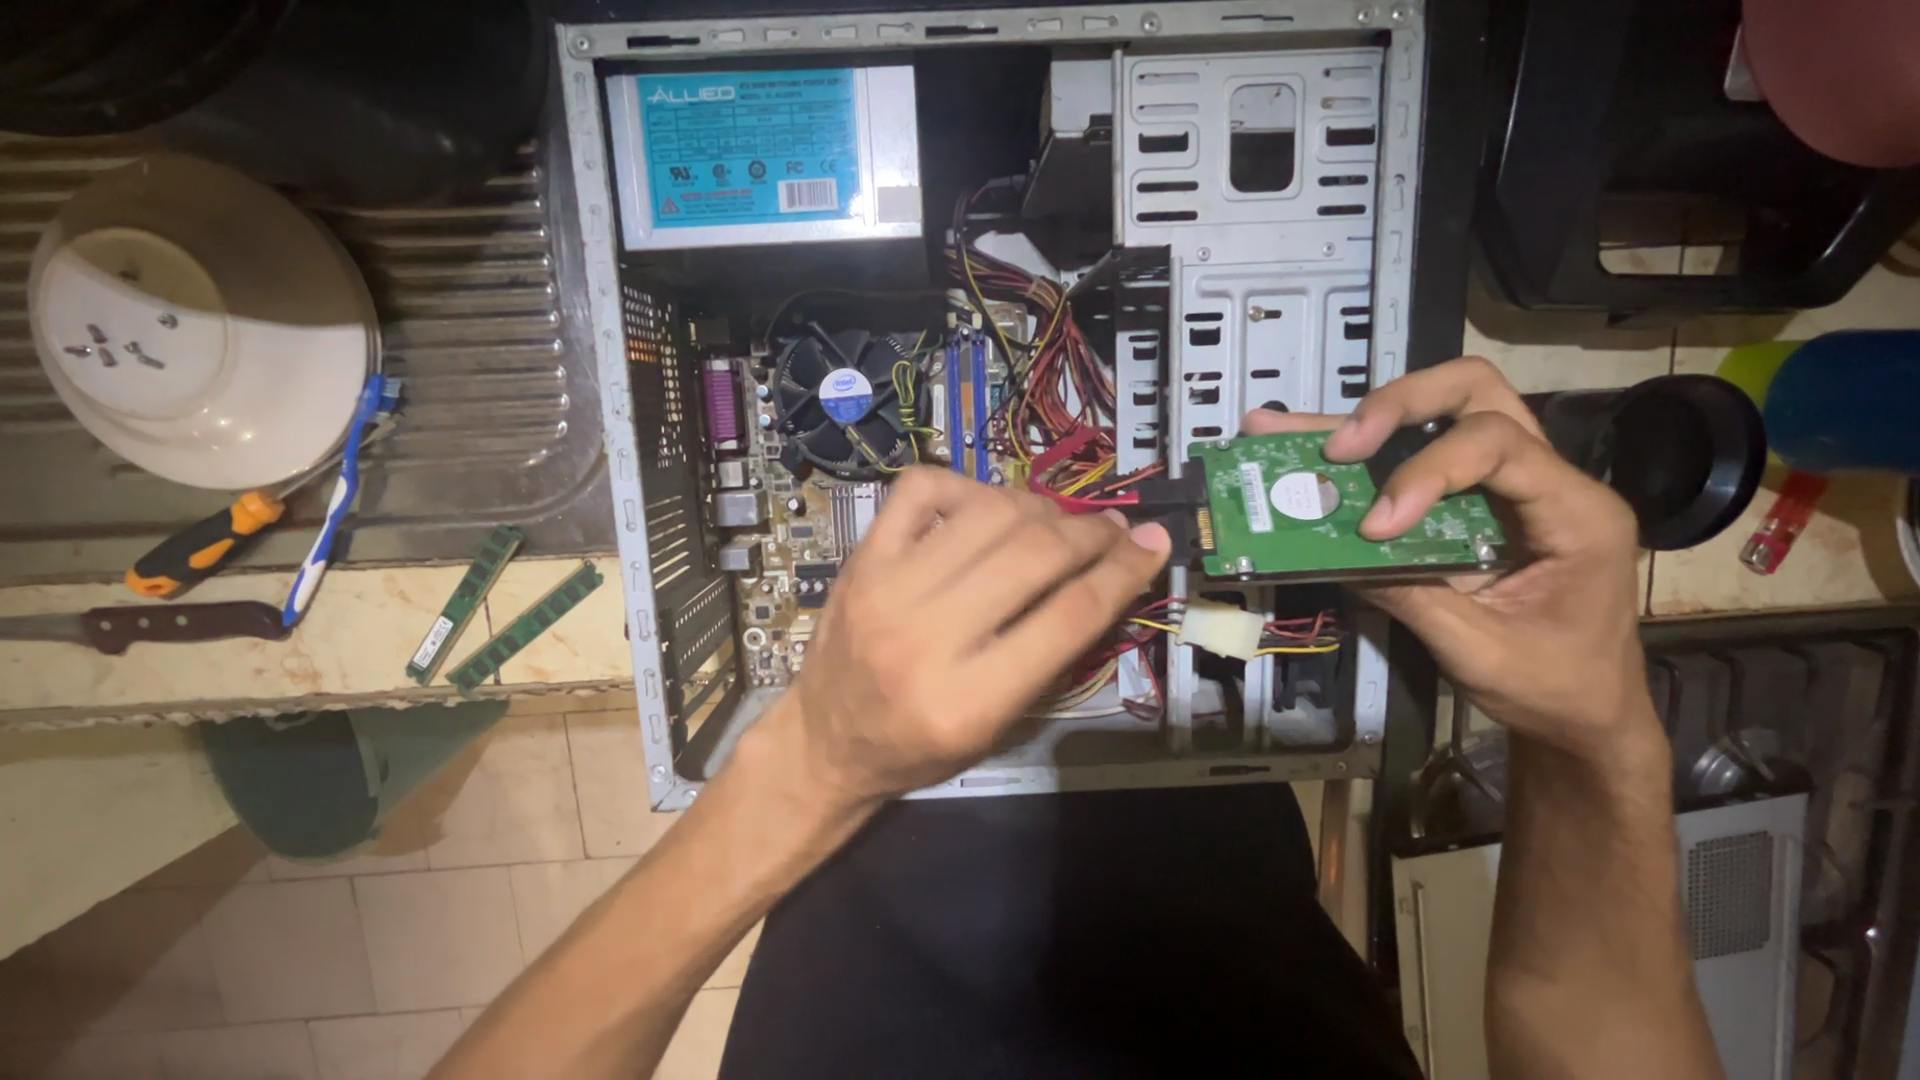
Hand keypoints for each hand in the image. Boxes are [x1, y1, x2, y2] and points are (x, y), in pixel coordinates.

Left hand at [763, 467, 1170, 807]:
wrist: (825, 741)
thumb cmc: (917, 749)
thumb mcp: (996, 729)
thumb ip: (1051, 657)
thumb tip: (1107, 576)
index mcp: (969, 700)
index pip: (1068, 617)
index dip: (1123, 572)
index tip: (1152, 545)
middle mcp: (926, 638)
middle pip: (1034, 555)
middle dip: (1090, 533)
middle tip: (1114, 529)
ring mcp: (887, 589)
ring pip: (988, 514)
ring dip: (1041, 508)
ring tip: (1059, 522)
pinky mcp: (862, 559)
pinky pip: (922, 489)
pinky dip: (967, 485)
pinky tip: (987, 506)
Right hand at [1244, 358, 1654, 760]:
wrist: (1583, 710)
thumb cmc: (1553, 685)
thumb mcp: (1481, 652)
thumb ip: (1416, 597)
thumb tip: (1341, 555)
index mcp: (1574, 512)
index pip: (1497, 445)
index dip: (1426, 471)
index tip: (1374, 527)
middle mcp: (1544, 476)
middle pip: (1473, 391)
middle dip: (1398, 406)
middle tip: (1339, 447)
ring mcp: (1505, 482)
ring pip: (1440, 408)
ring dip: (1363, 419)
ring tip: (1277, 427)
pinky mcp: (1471, 499)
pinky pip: (1416, 456)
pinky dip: (1359, 455)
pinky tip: (1301, 447)